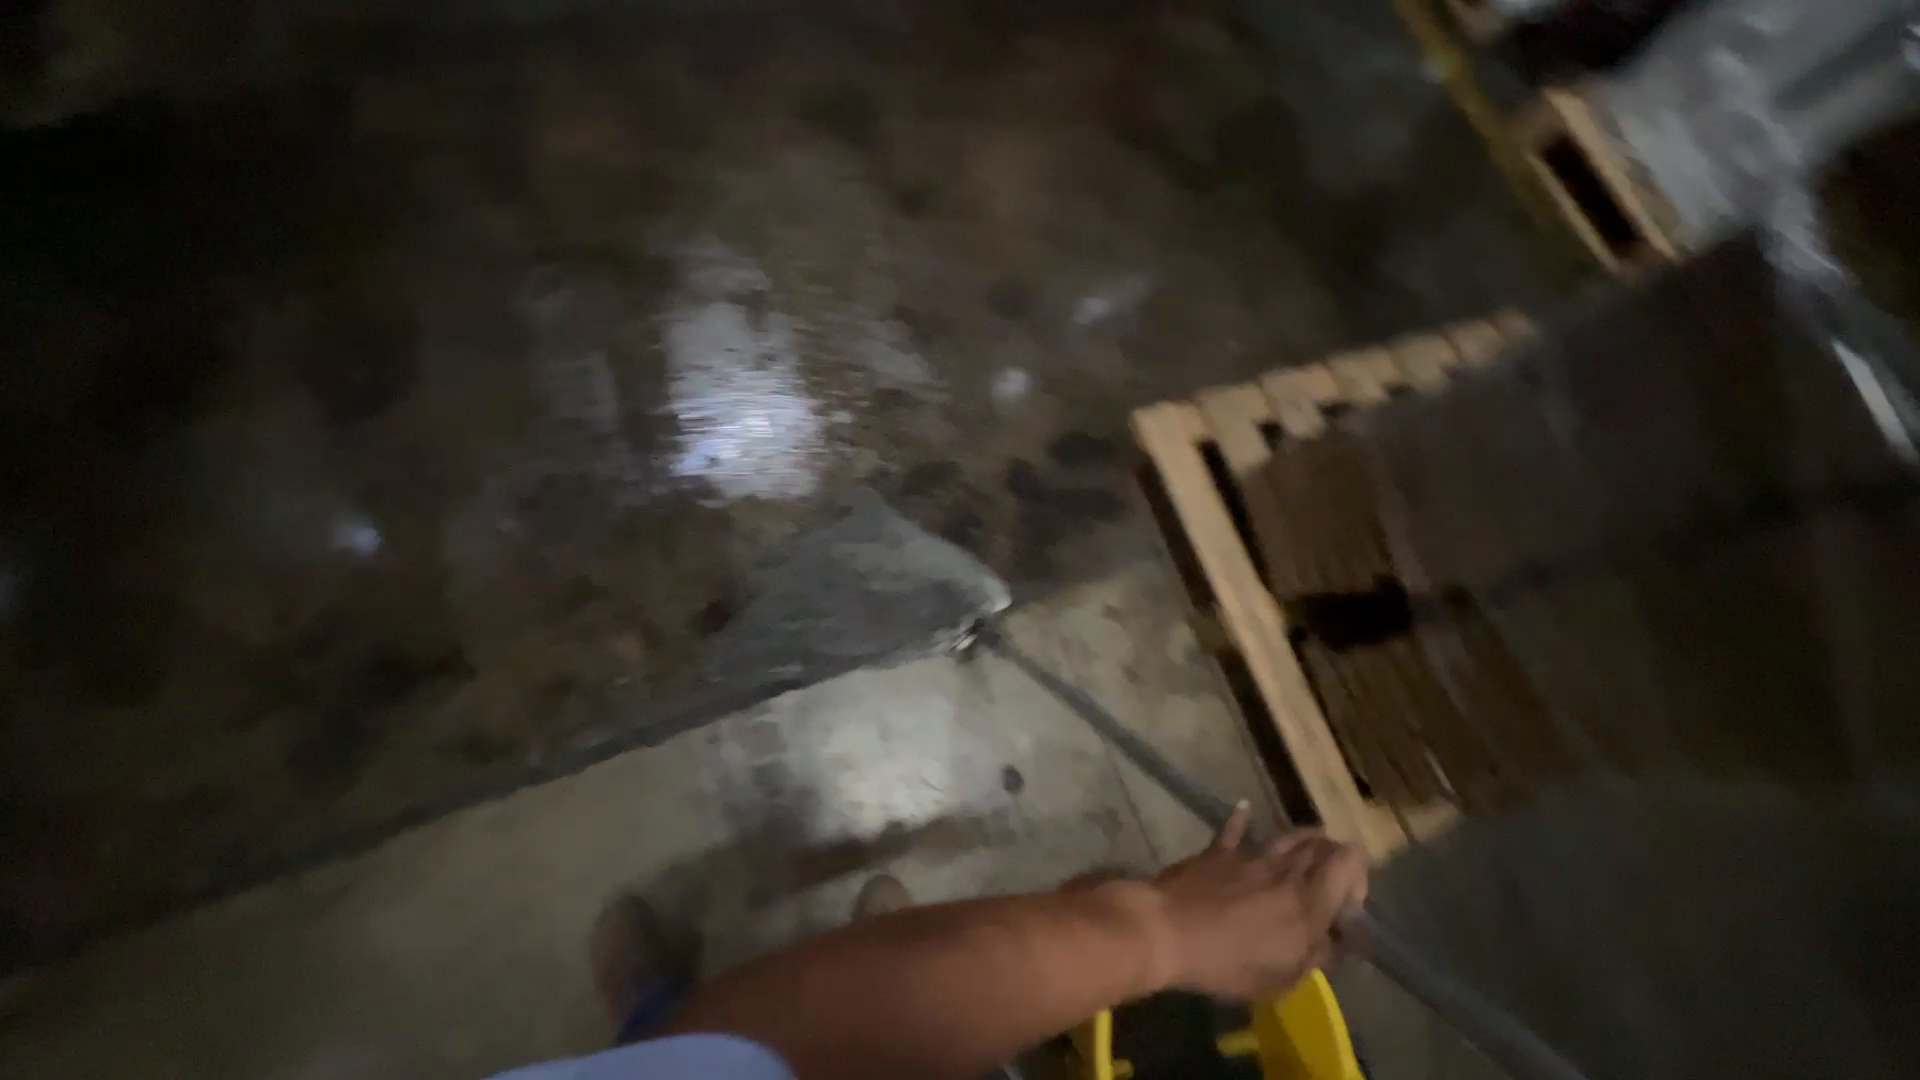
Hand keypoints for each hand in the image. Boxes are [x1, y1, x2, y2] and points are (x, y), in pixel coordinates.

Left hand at [1148, 802, 1368, 999]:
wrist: (1167, 930)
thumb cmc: (1228, 963)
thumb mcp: (1284, 977)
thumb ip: (1318, 954)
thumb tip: (1338, 941)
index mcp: (1308, 900)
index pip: (1349, 861)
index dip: (1358, 876)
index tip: (1347, 905)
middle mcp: (1284, 869)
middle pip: (1321, 844)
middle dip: (1334, 857)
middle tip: (1330, 879)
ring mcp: (1248, 855)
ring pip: (1286, 835)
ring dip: (1302, 838)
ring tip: (1311, 842)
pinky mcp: (1216, 852)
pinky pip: (1233, 828)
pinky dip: (1242, 817)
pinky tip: (1245, 807)